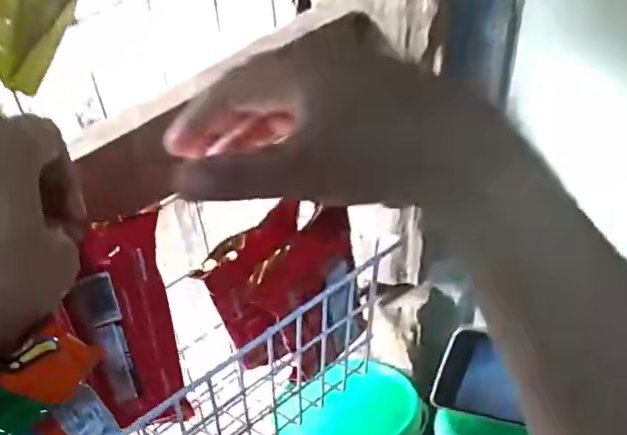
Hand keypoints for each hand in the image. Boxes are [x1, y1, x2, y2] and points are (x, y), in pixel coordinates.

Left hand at [0, 115, 85, 408]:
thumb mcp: (62, 262)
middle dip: (33, 183)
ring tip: (13, 234)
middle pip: (9, 147)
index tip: (74, 226)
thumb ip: (65, 234)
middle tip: (48, 226)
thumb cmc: (8, 280)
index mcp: (8, 139)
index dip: (70, 183)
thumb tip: (52, 232)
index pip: (51, 140)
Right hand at [165, 19, 512, 208]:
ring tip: (226, 160)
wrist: (455, 153)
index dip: (196, 122)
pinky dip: (281, 129)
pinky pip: (307, 106)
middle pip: (255, 87)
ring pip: (282, 97)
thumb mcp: (297, 172)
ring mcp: (347, 73)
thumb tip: (178, 185)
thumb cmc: (371, 157)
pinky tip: (277, 151)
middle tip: (193, 158)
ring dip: (249, 129)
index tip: (171, 153)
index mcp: (297, 67)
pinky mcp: (367, 93)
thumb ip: (235, 179)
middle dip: (219, 125)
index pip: (230, 89)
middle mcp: (319, 58)